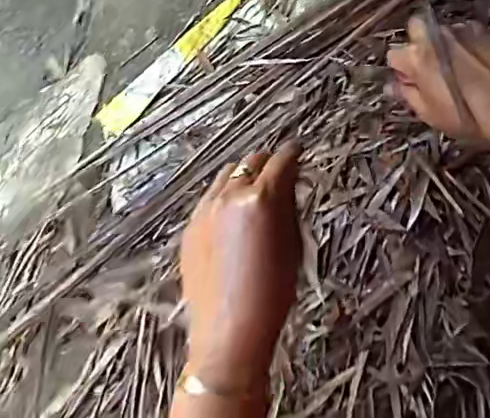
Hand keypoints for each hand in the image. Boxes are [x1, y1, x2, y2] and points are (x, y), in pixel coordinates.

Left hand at [179, 143, 301, 394]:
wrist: (228, 337)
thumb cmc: (271, 296)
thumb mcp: (293, 245)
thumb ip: (289, 206)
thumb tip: (288, 183)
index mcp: (261, 198)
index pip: (282, 159)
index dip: (293, 153)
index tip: (298, 153)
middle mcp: (230, 195)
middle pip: (253, 159)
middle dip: (269, 163)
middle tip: (280, 174)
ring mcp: (206, 210)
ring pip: (228, 173)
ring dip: (245, 175)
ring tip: (254, 192)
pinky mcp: (190, 226)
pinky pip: (210, 196)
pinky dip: (224, 195)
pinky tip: (233, 214)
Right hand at [385, 16, 489, 140]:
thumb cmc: (468, 116)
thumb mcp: (431, 115)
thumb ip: (408, 95)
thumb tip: (392, 85)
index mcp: (416, 58)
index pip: (394, 55)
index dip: (402, 69)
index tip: (412, 80)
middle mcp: (434, 36)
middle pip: (415, 29)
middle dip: (419, 42)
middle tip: (432, 65)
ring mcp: (459, 29)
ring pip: (442, 29)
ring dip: (444, 42)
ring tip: (460, 64)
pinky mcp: (482, 29)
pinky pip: (466, 31)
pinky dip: (467, 41)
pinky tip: (479, 59)